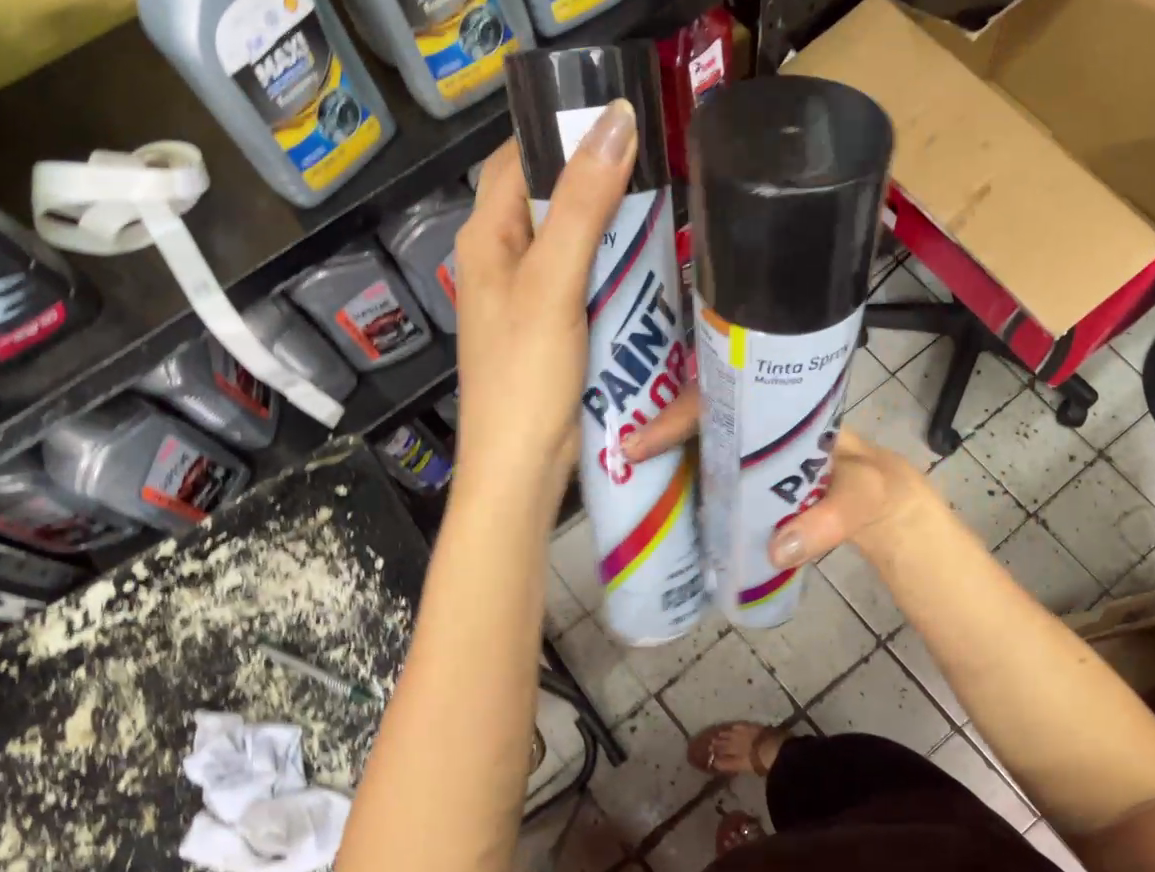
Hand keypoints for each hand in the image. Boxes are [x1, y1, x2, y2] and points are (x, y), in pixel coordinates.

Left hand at [450, 104, 638, 508]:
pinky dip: (616, 274)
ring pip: (574, 246)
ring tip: (666, 209)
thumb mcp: (553, 284)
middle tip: (660, 166)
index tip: (622, 119)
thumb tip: (616, 120)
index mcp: (488, 239)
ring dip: (613, 230)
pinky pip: (587, 288)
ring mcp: (529, 303)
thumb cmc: (526, 376)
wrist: (522, 469)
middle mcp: (503, 263)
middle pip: (551, 200)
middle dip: (599, 181)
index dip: (563, 130)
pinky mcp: (555, 336)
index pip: (519, 157)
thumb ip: (583, 205)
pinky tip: (651, 271)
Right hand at [624, 386, 934, 568]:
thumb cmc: (874, 491)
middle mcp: (762, 424)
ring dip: (665, 452)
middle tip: (618, 452)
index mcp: (783, 412)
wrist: (884, 505)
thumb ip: (828, 523)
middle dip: (658, 425)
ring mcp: (755, 449)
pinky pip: (711, 468)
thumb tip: (776, 549)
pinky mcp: (751, 475)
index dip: (676, 416)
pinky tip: (661, 498)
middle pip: (701, 413)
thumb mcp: (861, 502)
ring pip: (701, 439)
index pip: (722, 400)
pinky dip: (685, 478)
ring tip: (625, 474)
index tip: (638, 443)